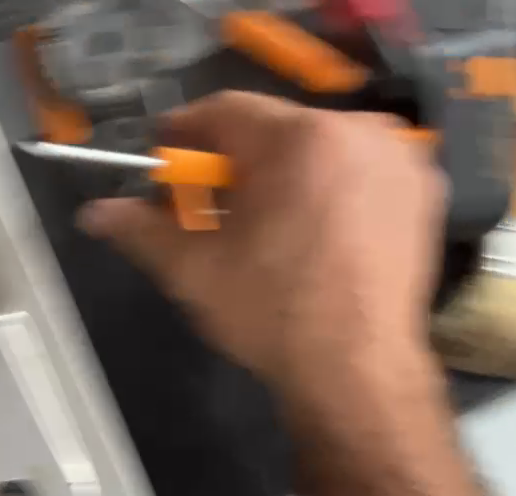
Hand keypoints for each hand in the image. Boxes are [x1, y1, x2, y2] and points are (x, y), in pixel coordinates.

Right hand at [78, 92, 445, 405]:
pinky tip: (303, 235)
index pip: (226, 111)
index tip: (158, 158)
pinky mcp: (422, 189)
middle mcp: (358, 131)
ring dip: (278, 176)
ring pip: (318, 149)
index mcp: (297, 142)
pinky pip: (357, 171)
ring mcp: (400, 158)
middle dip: (231, 163)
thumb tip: (93, 214)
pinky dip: (323, 190)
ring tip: (254, 226)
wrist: (353, 364)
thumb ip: (141, 231)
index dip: (182, 131)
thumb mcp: (191, 271)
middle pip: (274, 130)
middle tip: (202, 207)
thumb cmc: (266, 311)